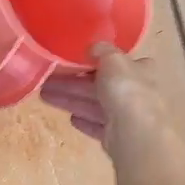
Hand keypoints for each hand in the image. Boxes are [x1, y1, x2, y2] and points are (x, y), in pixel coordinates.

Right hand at [39, 44, 163, 159]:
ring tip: (44, 96)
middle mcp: (137, 93)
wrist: (136, 133)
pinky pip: (97, 126)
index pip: (118, 64)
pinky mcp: (118, 138)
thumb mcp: (113, 59)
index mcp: (141, 72)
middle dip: (72, 82)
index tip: (73, 61)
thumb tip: (94, 47)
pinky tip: (70, 119)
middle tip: (46, 80)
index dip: (96, 62)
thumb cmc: (127, 90)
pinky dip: (84, 121)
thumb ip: (102, 50)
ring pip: (94, 105)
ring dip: (71, 99)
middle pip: (100, 85)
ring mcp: (128, 117)